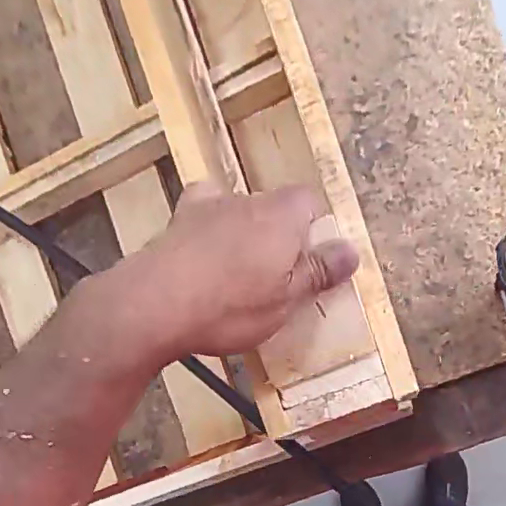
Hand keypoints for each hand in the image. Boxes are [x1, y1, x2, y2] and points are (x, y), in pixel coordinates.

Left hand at [78, 183, 359, 369]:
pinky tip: (208, 257)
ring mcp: (206, 207)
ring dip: (246, 235)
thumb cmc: (232, 305)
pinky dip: (211, 233)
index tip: (315, 260)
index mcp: (281, 215)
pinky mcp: (176, 223)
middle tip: (282, 277)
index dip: (316, 227)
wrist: (153, 306)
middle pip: (274, 207)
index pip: (309, 199)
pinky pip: (204, 219)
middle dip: (282, 234)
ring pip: (239, 212)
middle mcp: (246, 200)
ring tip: (243, 275)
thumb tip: (351, 249)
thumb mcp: (288, 298)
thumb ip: (319, 271)